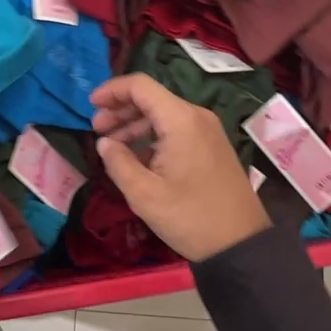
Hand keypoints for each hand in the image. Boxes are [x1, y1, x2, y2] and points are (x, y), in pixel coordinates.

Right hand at [91, 74, 269, 260]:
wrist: (241, 244)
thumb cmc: (190, 217)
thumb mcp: (145, 194)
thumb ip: (118, 162)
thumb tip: (104, 143)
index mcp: (180, 119)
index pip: (140, 86)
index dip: (112, 91)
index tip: (90, 105)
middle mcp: (196, 116)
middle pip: (151, 98)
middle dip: (120, 110)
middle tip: (97, 131)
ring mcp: (207, 130)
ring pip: (163, 114)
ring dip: (135, 125)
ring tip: (112, 147)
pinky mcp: (211, 145)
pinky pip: (176, 129)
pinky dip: (152, 136)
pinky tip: (137, 158)